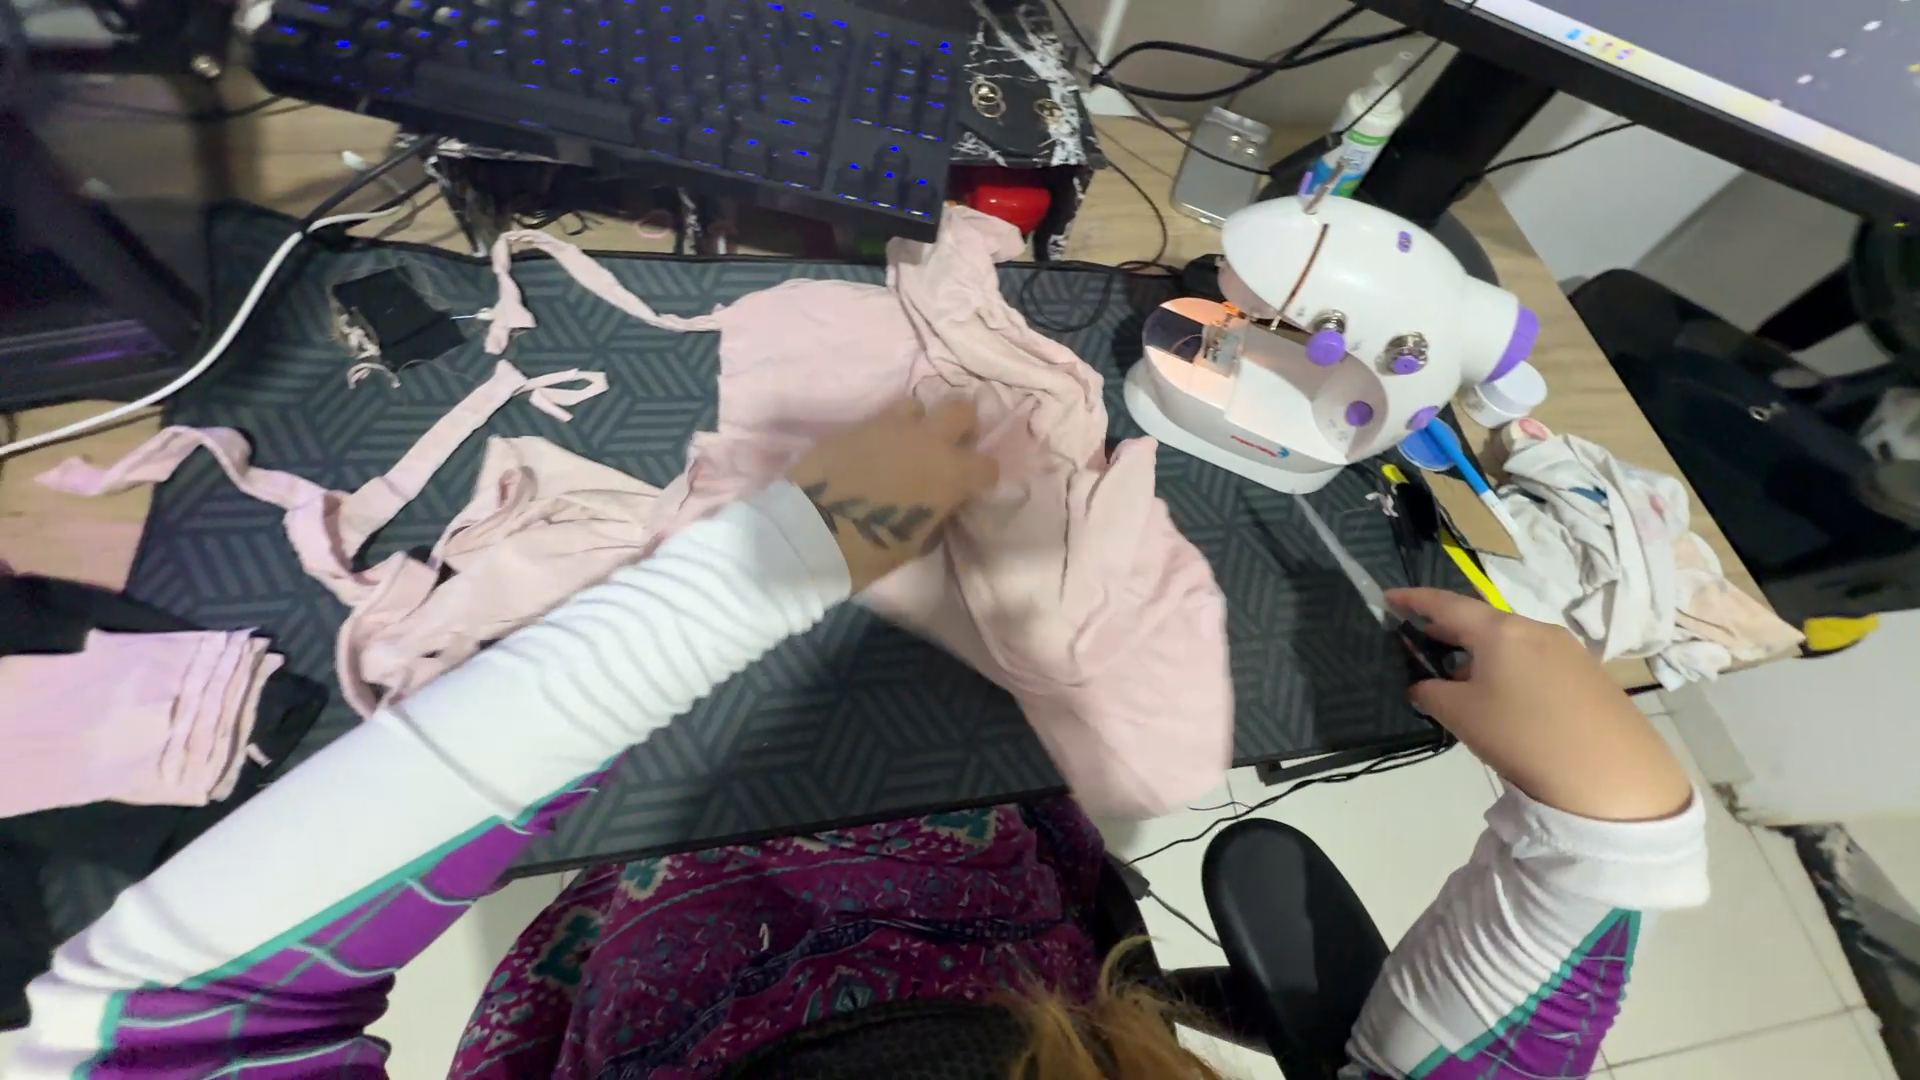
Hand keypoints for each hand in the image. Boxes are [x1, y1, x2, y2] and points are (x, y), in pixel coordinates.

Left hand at [786, 398, 998, 591]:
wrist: (809, 533)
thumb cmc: (868, 551)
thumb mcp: (915, 543)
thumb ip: (936, 514)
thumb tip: (939, 504)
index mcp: (951, 474)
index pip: (988, 465)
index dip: (982, 478)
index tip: (972, 489)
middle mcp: (927, 441)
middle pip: (962, 409)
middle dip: (962, 426)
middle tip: (949, 447)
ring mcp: (890, 427)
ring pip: (918, 405)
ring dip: (919, 423)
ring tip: (906, 445)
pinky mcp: (856, 424)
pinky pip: (882, 418)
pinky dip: (885, 433)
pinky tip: (873, 454)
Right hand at [1388, 588, 1693, 822]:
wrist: (1615, 779)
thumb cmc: (1523, 736)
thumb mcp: (1458, 714)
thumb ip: (1429, 691)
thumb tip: (1426, 686)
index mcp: (1501, 631)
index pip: (1446, 604)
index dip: (1413, 600)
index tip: (1389, 599)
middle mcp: (1537, 630)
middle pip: (1480, 621)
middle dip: (1447, 630)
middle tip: (1419, 643)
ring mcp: (1570, 652)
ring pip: (1509, 641)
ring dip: (1478, 653)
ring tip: (1458, 679)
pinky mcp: (1590, 676)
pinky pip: (1533, 659)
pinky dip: (1506, 667)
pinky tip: (1501, 698)